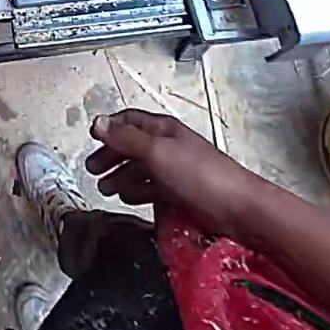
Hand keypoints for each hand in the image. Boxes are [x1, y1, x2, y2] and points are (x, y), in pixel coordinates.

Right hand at [86, 109, 277, 237]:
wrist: (238, 208)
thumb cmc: (198, 175)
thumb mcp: (156, 152)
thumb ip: (126, 139)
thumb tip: (98, 123)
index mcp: (162, 129)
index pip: (129, 120)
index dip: (110, 126)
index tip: (92, 137)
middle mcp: (168, 145)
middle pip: (132, 144)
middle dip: (111, 154)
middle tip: (91, 169)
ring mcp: (175, 169)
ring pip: (140, 168)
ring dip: (121, 176)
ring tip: (105, 188)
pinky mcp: (181, 192)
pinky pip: (152, 187)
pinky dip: (137, 191)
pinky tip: (128, 199)